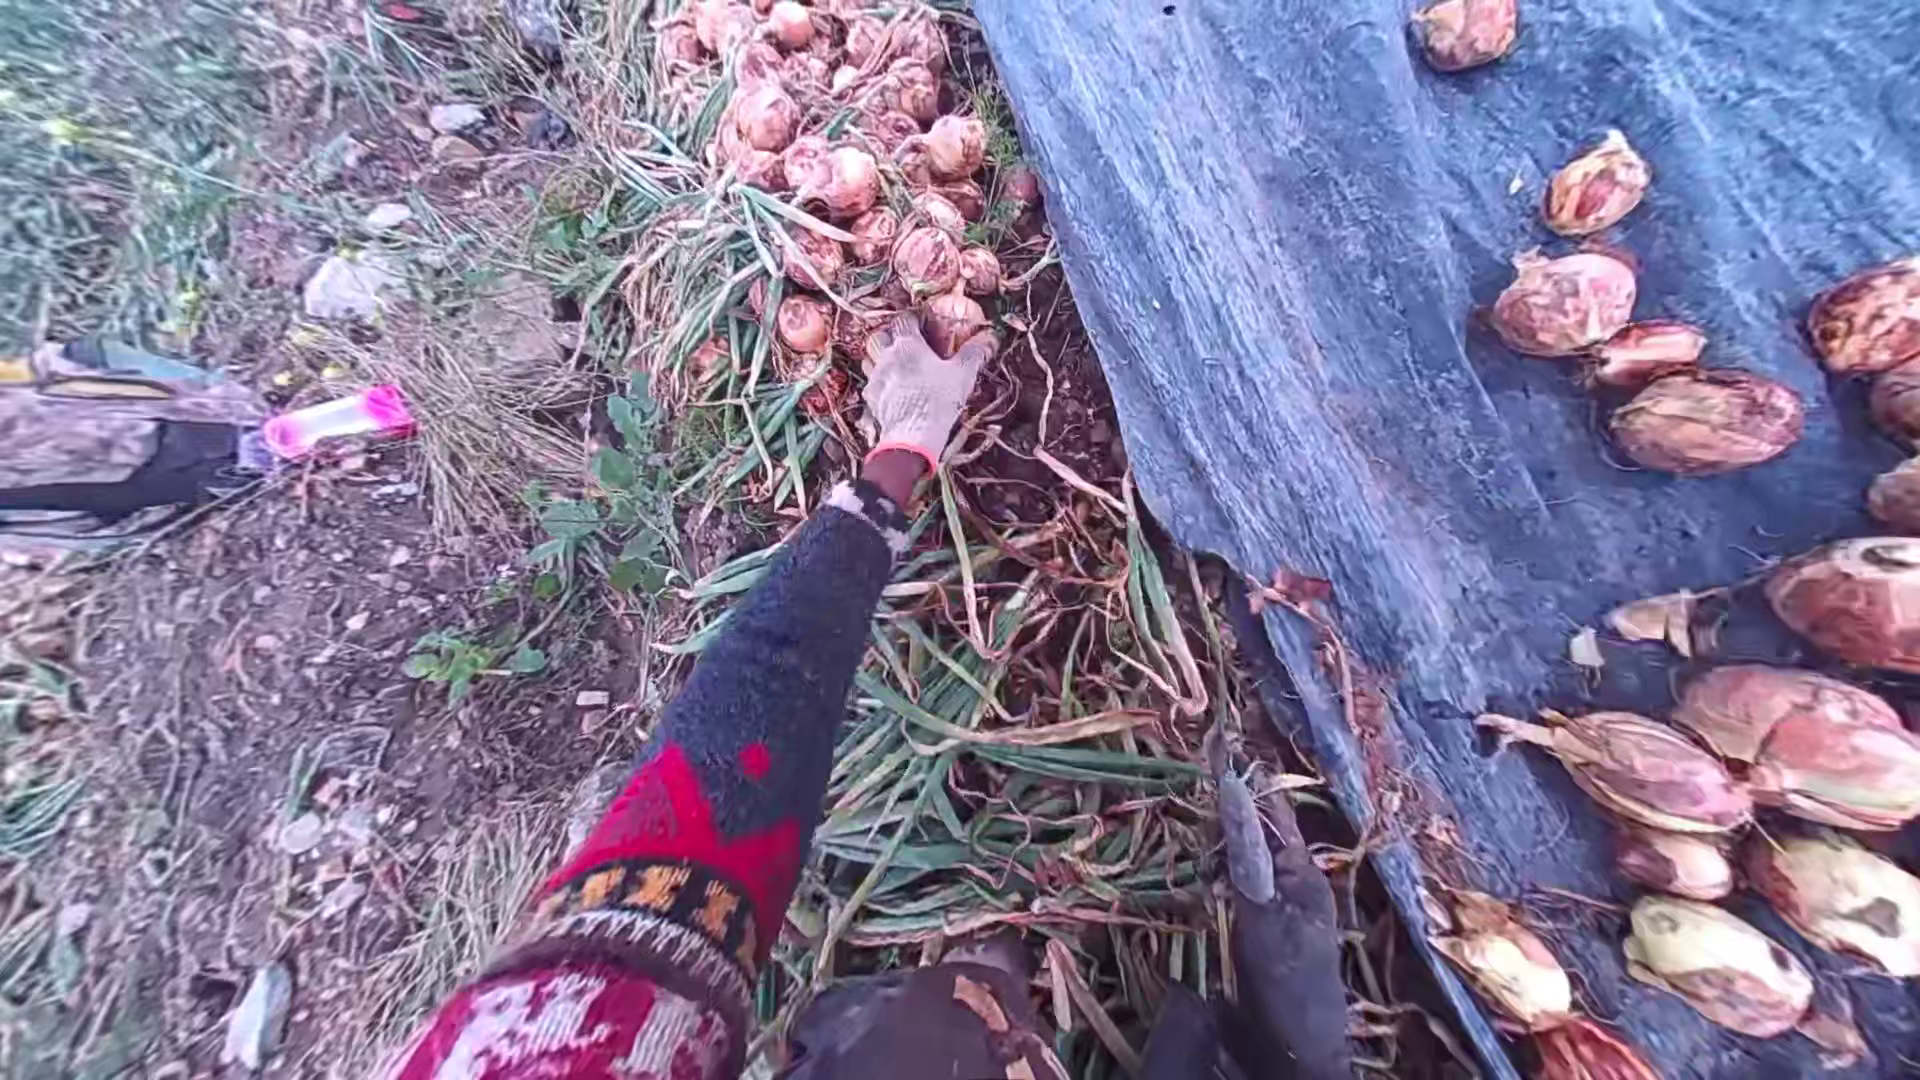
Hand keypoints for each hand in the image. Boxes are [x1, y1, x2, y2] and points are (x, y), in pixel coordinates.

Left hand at [861, 312, 995, 470]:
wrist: (914, 435)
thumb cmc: (937, 401)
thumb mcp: (962, 375)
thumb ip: (973, 353)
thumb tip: (988, 338)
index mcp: (908, 345)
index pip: (904, 320)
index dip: (912, 319)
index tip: (921, 323)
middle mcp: (886, 357)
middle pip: (882, 336)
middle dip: (892, 337)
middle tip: (906, 345)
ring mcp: (876, 378)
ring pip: (871, 359)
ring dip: (882, 360)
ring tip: (897, 368)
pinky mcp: (871, 399)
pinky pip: (871, 385)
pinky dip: (880, 385)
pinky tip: (891, 393)